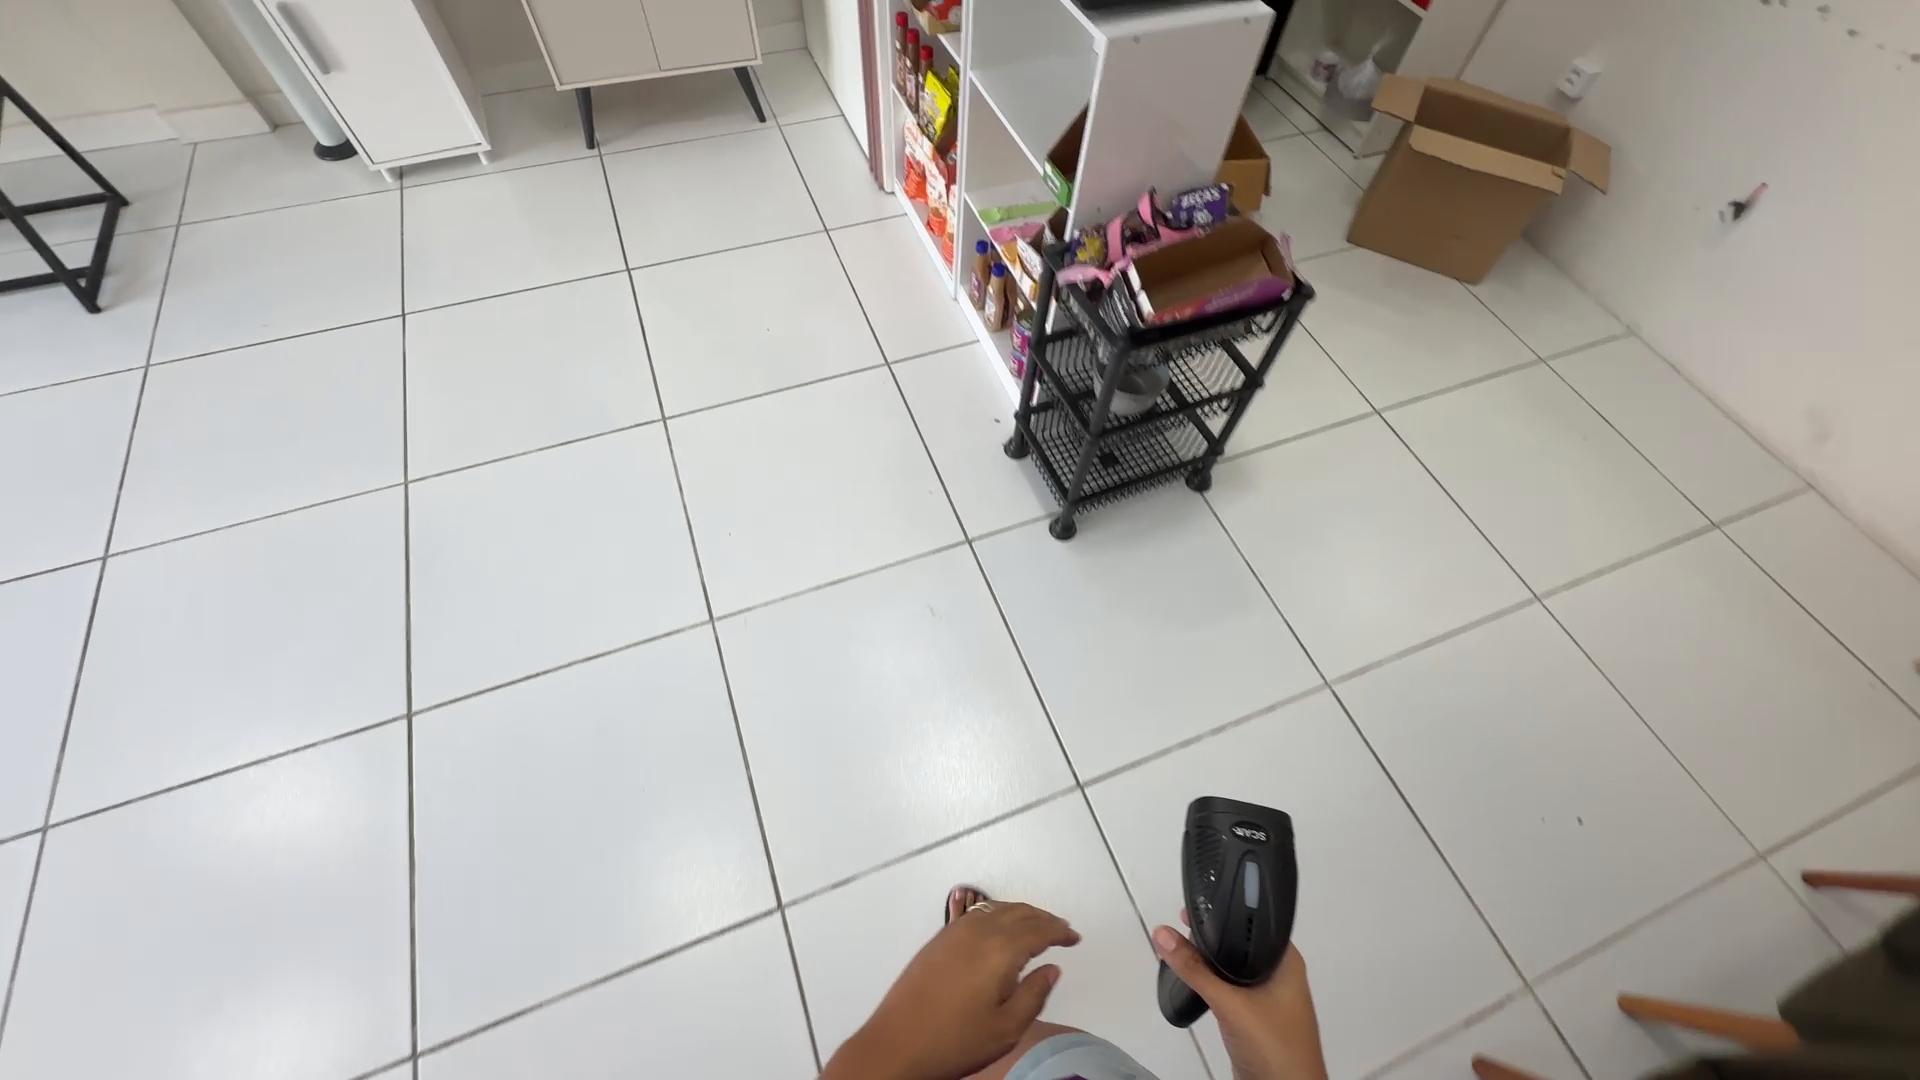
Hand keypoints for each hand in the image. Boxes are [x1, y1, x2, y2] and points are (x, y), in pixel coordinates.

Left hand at [823, 902, 1080, 1079]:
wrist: (898, 1042)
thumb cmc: (956, 1041)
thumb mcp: (1006, 1028)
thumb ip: (1034, 994)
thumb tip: (1052, 968)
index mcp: (999, 949)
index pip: (1037, 928)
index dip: (1059, 930)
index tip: (1074, 937)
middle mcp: (978, 929)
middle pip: (1019, 911)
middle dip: (1043, 918)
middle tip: (1062, 930)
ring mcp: (955, 930)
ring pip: (997, 908)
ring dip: (1022, 913)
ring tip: (1037, 927)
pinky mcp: (940, 937)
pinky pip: (978, 913)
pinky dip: (999, 914)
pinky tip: (1003, 930)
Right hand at [1153, 921, 1326, 1079]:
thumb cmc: (1272, 1044)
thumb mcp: (1230, 1003)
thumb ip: (1194, 969)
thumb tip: (1161, 932)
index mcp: (1286, 962)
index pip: (1254, 922)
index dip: (1226, 909)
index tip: (1196, 901)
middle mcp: (1279, 974)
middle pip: (1240, 943)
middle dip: (1211, 933)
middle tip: (1181, 920)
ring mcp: (1267, 997)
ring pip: (1233, 967)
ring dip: (1208, 958)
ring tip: (1180, 945)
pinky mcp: (1254, 1016)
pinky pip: (1229, 987)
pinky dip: (1211, 979)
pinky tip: (1192, 977)